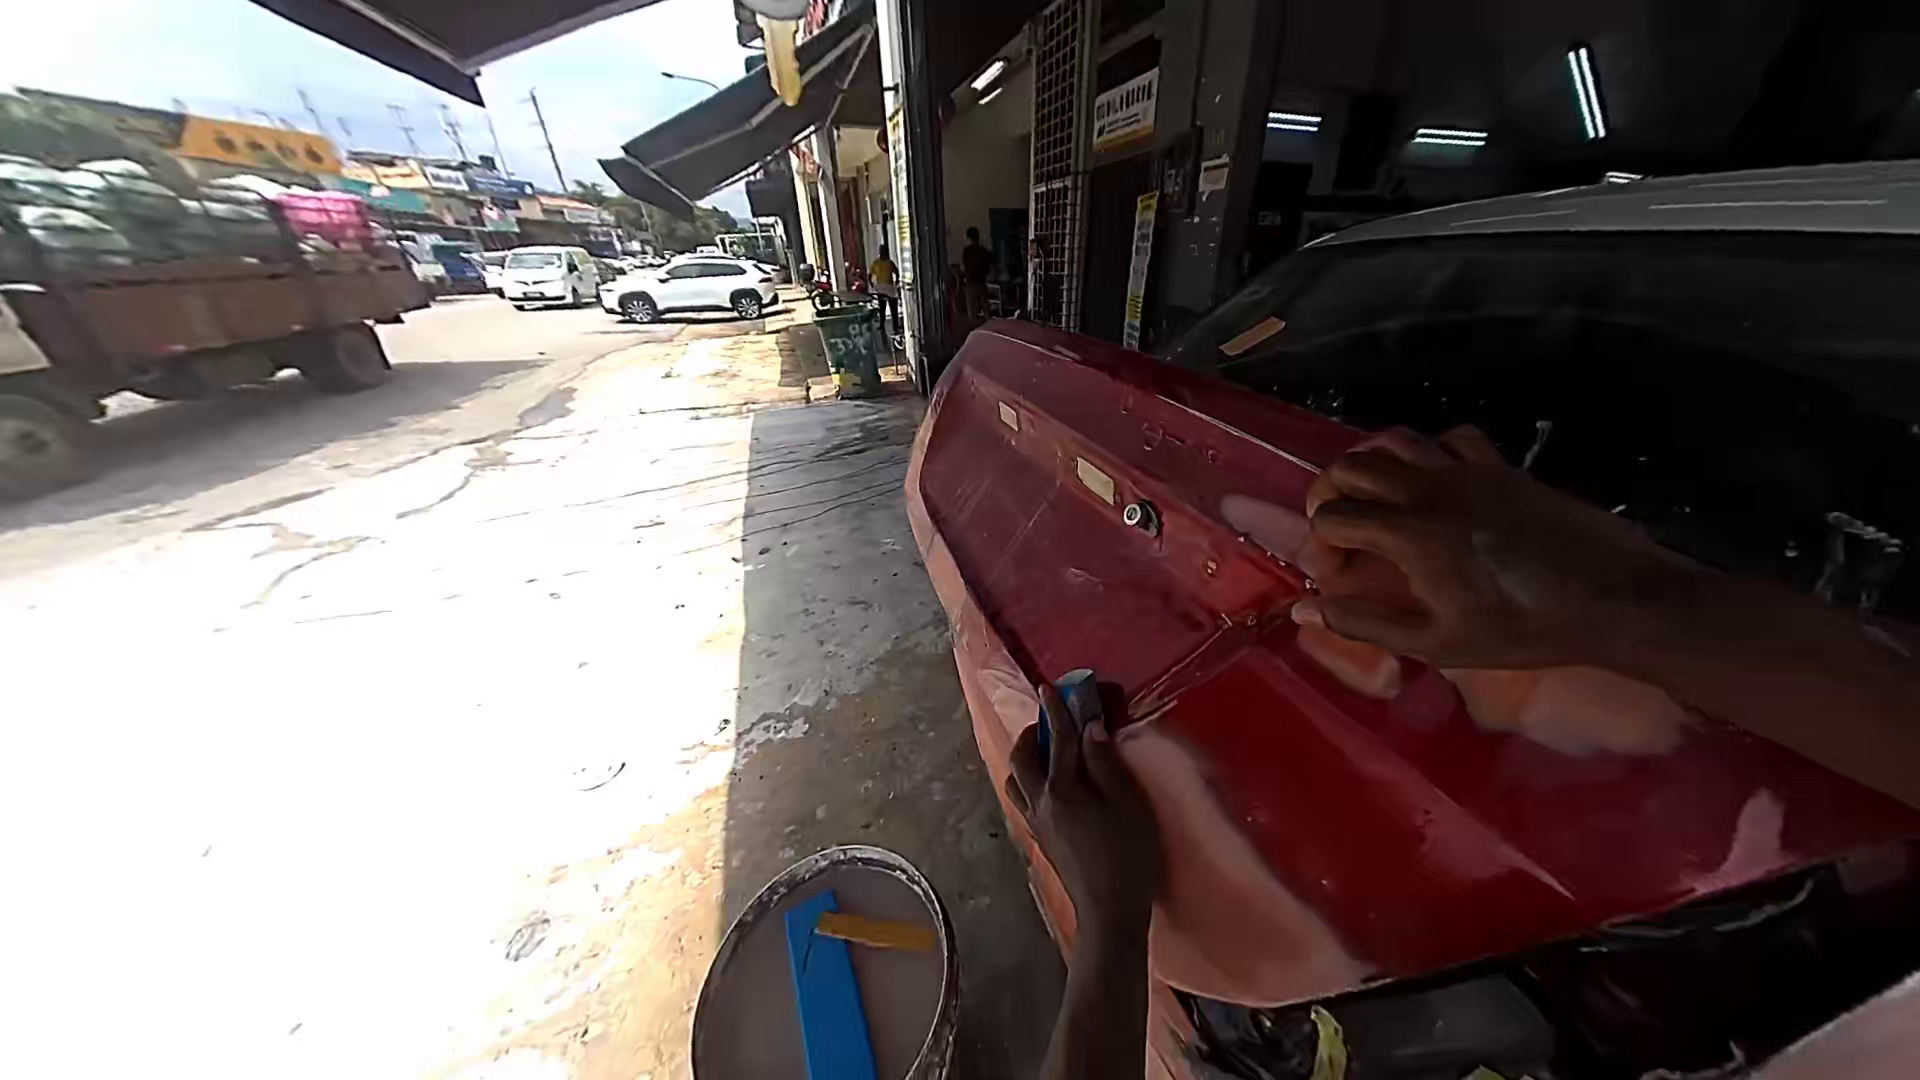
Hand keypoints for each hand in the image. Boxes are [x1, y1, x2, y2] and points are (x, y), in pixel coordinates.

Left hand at [1008, 679, 1158, 938]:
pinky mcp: (1039, 838)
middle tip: (1049, 721)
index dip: (1055, 710)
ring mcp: (1035, 821)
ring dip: (1025, 757)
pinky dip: (1028, 781)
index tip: (1048, 687)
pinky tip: (1048, 786)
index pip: (1057, 738)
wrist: (1109, 912)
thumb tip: (1090, 727)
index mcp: (1063, 788)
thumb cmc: (1127, 855)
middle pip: (1022, 757)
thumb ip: (1106, 763)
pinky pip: (1021, 798)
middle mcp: (1041, 800)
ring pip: (1015, 779)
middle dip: (1031, 732)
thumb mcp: (1128, 804)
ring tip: (1045, 752)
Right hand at [1293, 426, 1697, 670]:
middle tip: (1339, 524)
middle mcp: (1427, 491)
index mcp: (1407, 533)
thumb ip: (1362, 622)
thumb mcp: (1434, 642)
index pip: (1331, 517)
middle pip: (1350, 467)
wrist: (1622, 602)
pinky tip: (1431, 479)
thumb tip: (1304, 610)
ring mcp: (1466, 473)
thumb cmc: (1522, 628)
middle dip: (1329, 494)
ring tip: (1373, 495)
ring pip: (1393, 441)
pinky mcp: (1501, 468)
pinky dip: (1427, 451)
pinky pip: (1450, 437)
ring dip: (1370, 466)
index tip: (1337, 570)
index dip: (1320, 543)